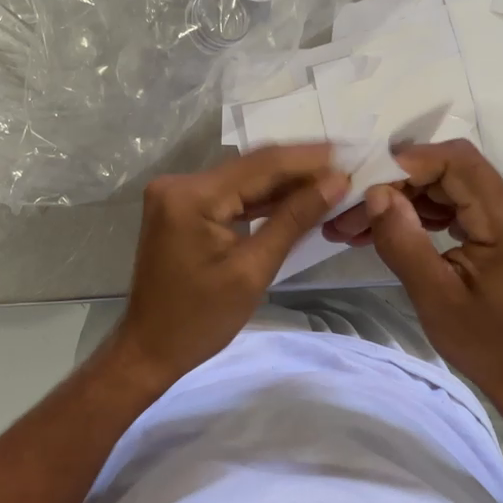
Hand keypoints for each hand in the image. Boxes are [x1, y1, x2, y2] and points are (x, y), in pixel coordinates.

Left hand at [109, 144, 347, 384]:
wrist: (150, 348)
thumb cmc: (199, 320)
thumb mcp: (252, 271)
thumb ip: (293, 220)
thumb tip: (336, 182)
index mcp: (191, 196)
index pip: (262, 165)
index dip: (309, 159)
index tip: (352, 153)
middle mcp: (178, 184)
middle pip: (251, 169)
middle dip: (300, 170)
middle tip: (349, 169)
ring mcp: (176, 196)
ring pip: (242, 181)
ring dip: (283, 185)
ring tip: (332, 184)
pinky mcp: (179, 210)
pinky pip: (228, 197)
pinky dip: (260, 202)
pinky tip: (296, 201)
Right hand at [331, 140, 502, 395]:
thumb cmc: (480, 339)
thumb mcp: (434, 296)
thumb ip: (404, 242)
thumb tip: (375, 195)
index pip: (459, 163)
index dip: (408, 163)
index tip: (361, 184)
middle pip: (450, 171)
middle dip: (394, 186)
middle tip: (347, 215)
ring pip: (447, 184)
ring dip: (400, 200)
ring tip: (354, 226)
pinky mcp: (502, 220)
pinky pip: (454, 201)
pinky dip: (418, 212)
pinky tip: (383, 228)